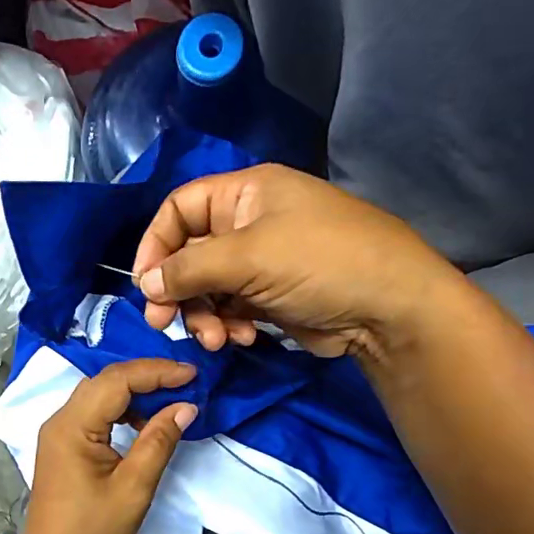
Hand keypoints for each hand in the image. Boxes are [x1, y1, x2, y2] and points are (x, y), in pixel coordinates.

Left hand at [8, 359, 197, 533]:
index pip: (117, 380)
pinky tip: (143, 423)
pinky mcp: (63, 444)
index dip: (156, 372)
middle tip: (186, 382)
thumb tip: (185, 407)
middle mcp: (60, 420)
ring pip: (99, 394)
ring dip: (135, 392)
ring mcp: (58, 431)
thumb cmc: (92, 531)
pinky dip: (121, 410)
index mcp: (72, 426)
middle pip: (105, 381)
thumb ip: (159, 441)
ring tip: (170, 401)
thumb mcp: (134, 487)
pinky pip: (94, 412)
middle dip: (147, 376)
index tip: (192, 374)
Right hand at [131, 163, 463, 360]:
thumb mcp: (249, 257)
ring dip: (202, 316)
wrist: (388, 308)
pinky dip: (226, 325)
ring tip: (216, 339)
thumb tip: (146, 283)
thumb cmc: (320, 262)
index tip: (144, 283)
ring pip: (205, 288)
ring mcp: (259, 262)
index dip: (156, 244)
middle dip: (177, 291)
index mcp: (246, 194)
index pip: (180, 209)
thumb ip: (189, 269)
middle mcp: (248, 223)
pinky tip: (239, 339)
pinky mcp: (268, 297)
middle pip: (189, 254)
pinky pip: (228, 309)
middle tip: (164, 323)